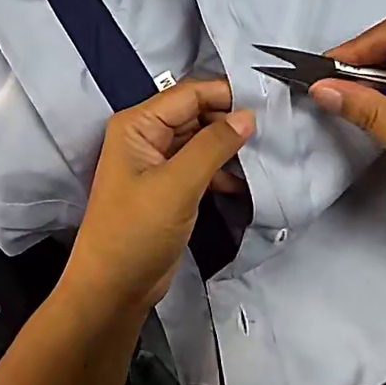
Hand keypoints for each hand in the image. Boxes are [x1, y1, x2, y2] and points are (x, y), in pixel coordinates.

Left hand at [63, 80, 253, 309]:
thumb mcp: (178, 185)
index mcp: (137, 124)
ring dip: (228, 146)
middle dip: (230, 120)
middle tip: (272, 129)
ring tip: (264, 153)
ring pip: (200, 139)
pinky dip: (221, 169)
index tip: (265, 101)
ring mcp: (157, 161)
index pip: (187, 94)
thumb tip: (247, 116)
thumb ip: (213, 146)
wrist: (113, 289)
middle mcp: (145, 135)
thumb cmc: (135, 232)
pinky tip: (245, 180)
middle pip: (195, 113)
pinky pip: (200, 164)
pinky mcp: (168, 186)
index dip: (224, 94)